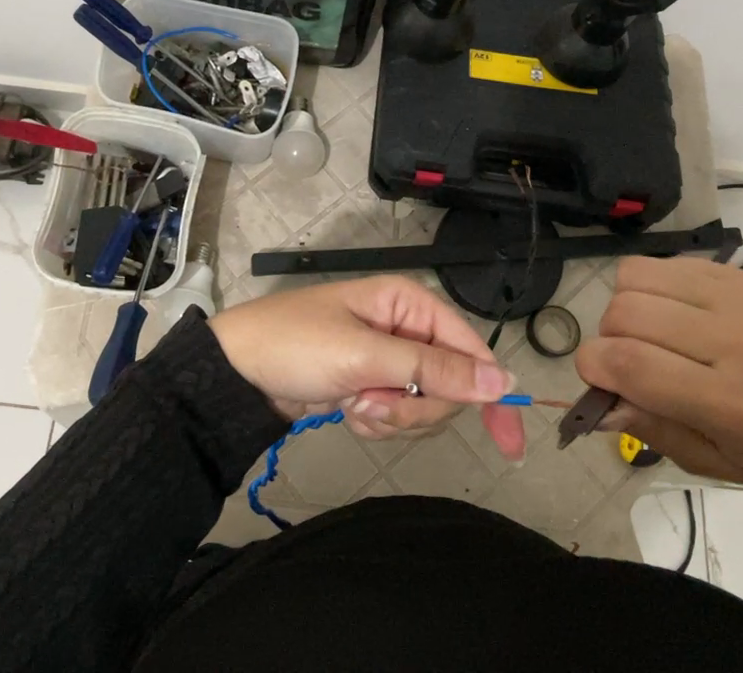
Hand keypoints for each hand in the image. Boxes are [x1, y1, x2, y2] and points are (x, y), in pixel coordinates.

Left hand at [209, 275, 525, 459]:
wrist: (235, 374)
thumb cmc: (296, 346)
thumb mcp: (364, 355)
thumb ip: (434, 368)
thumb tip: (504, 381)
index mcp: (407, 303)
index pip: (468, 346)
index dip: (488, 390)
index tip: (508, 440)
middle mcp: (405, 327)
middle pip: (449, 382)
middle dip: (414, 403)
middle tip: (374, 402)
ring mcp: (387, 359)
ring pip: (424, 403)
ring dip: (391, 414)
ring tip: (352, 402)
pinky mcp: (371, 385)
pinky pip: (397, 413)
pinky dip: (375, 420)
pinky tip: (346, 409)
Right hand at [574, 256, 742, 487]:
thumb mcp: (714, 462)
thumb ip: (651, 429)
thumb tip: (599, 399)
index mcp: (733, 403)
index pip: (632, 363)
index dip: (593, 364)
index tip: (595, 376)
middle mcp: (738, 342)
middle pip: (626, 312)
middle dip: (607, 337)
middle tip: (626, 358)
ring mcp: (741, 299)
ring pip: (636, 277)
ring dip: (625, 305)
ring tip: (649, 331)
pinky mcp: (741, 275)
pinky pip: (664, 262)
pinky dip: (650, 286)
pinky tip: (671, 311)